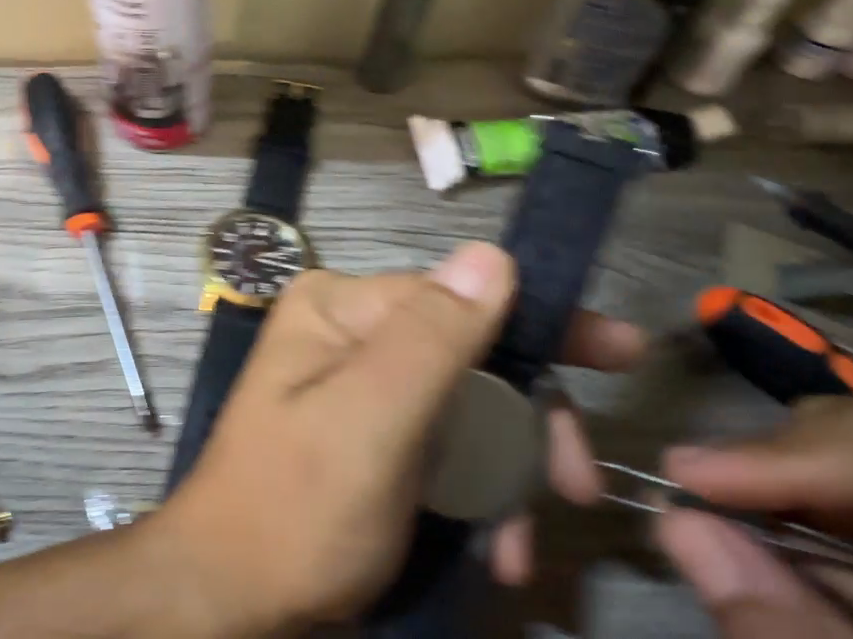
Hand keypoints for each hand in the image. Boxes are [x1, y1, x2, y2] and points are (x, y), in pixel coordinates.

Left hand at [147, 241, 648, 632]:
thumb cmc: (297, 508)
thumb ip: (433, 337)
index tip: (623, 357)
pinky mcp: (369, 439)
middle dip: (530, 423)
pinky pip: (444, 447)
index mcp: (341, 308)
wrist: (230, 599)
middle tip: (580, 488)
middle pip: (472, 356)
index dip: (542, 325)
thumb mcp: (369, 420)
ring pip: (467, 409)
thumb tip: (494, 253)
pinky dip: (479, 495)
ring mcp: (358, 387)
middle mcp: (348, 333)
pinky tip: (498, 549)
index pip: (461, 297)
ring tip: (523, 545)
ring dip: (510, 474)